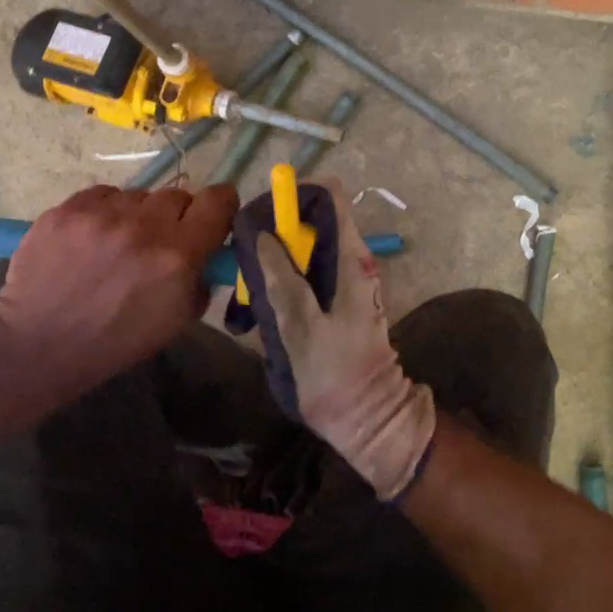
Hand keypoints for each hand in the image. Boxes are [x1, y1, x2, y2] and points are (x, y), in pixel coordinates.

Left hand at [0, 184, 237, 395]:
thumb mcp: (180, 318)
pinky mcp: (67, 210)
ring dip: (137, 215)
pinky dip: (104, 212)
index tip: (212, 217)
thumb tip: (209, 248)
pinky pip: (102, 195)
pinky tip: (92, 240)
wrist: (38, 345)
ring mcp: (101, 215)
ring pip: (138, 195)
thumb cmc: (117, 340)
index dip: (220, 206)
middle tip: (158, 242)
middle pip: (178, 196)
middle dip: (175, 217)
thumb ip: (202, 275)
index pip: (218, 200)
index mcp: (178, 255)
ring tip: (118, 244)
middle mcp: (144, 226)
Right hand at [247, 184, 434, 499]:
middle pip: (314, 219)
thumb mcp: (299, 327)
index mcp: (351, 257)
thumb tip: (263, 236)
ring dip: (277, 257)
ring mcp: (348, 277)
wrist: (367, 415)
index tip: (263, 217)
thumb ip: (282, 279)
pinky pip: (310, 270)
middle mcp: (354, 257)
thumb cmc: (333, 373)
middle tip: (245, 258)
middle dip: (277, 230)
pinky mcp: (340, 296)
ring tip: (248, 286)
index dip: (295, 197)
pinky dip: (286, 277)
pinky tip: (262, 304)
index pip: (330, 196)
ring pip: (309, 245)